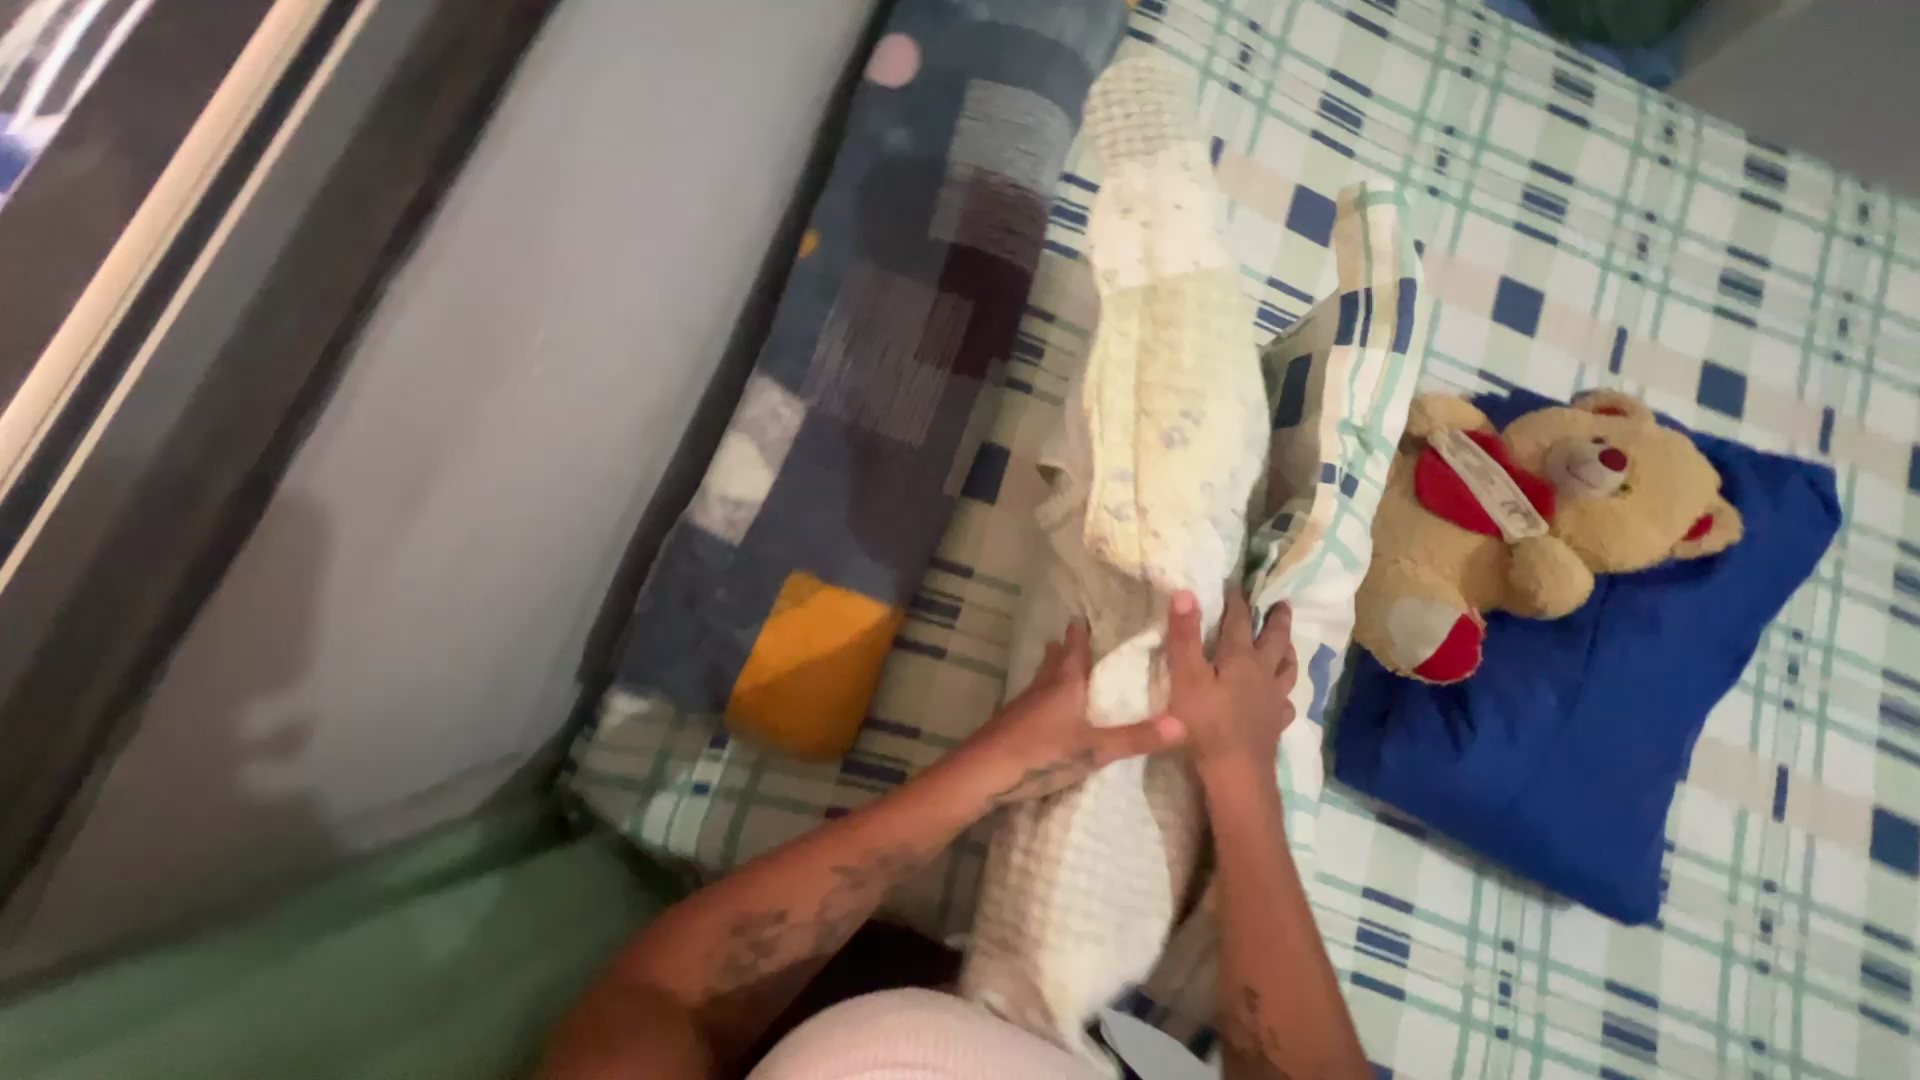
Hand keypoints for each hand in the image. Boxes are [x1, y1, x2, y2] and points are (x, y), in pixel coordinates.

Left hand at [953, 619, 1186, 808]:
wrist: (983, 772)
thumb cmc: (1041, 752)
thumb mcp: (1094, 749)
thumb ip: (1136, 738)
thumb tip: (1184, 723)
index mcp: (1064, 685)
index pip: (1074, 650)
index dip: (1079, 633)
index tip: (1084, 615)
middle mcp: (1042, 689)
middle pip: (1054, 662)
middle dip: (1063, 648)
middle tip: (1072, 634)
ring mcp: (1023, 707)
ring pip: (1040, 680)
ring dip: (1050, 670)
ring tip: (1055, 661)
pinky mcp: (1011, 726)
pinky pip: (1032, 702)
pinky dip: (1042, 696)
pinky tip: (1042, 709)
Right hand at [1165, 587, 1296, 784]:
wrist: (1236, 772)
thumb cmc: (1205, 722)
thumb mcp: (1186, 675)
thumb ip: (1185, 635)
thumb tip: (1186, 591)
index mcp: (1240, 657)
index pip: (1239, 620)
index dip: (1237, 600)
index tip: (1237, 582)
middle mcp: (1263, 673)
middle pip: (1275, 639)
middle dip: (1277, 619)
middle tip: (1281, 603)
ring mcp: (1273, 699)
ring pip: (1287, 668)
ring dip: (1287, 651)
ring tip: (1287, 645)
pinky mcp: (1275, 723)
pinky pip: (1285, 703)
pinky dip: (1283, 694)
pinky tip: (1280, 699)